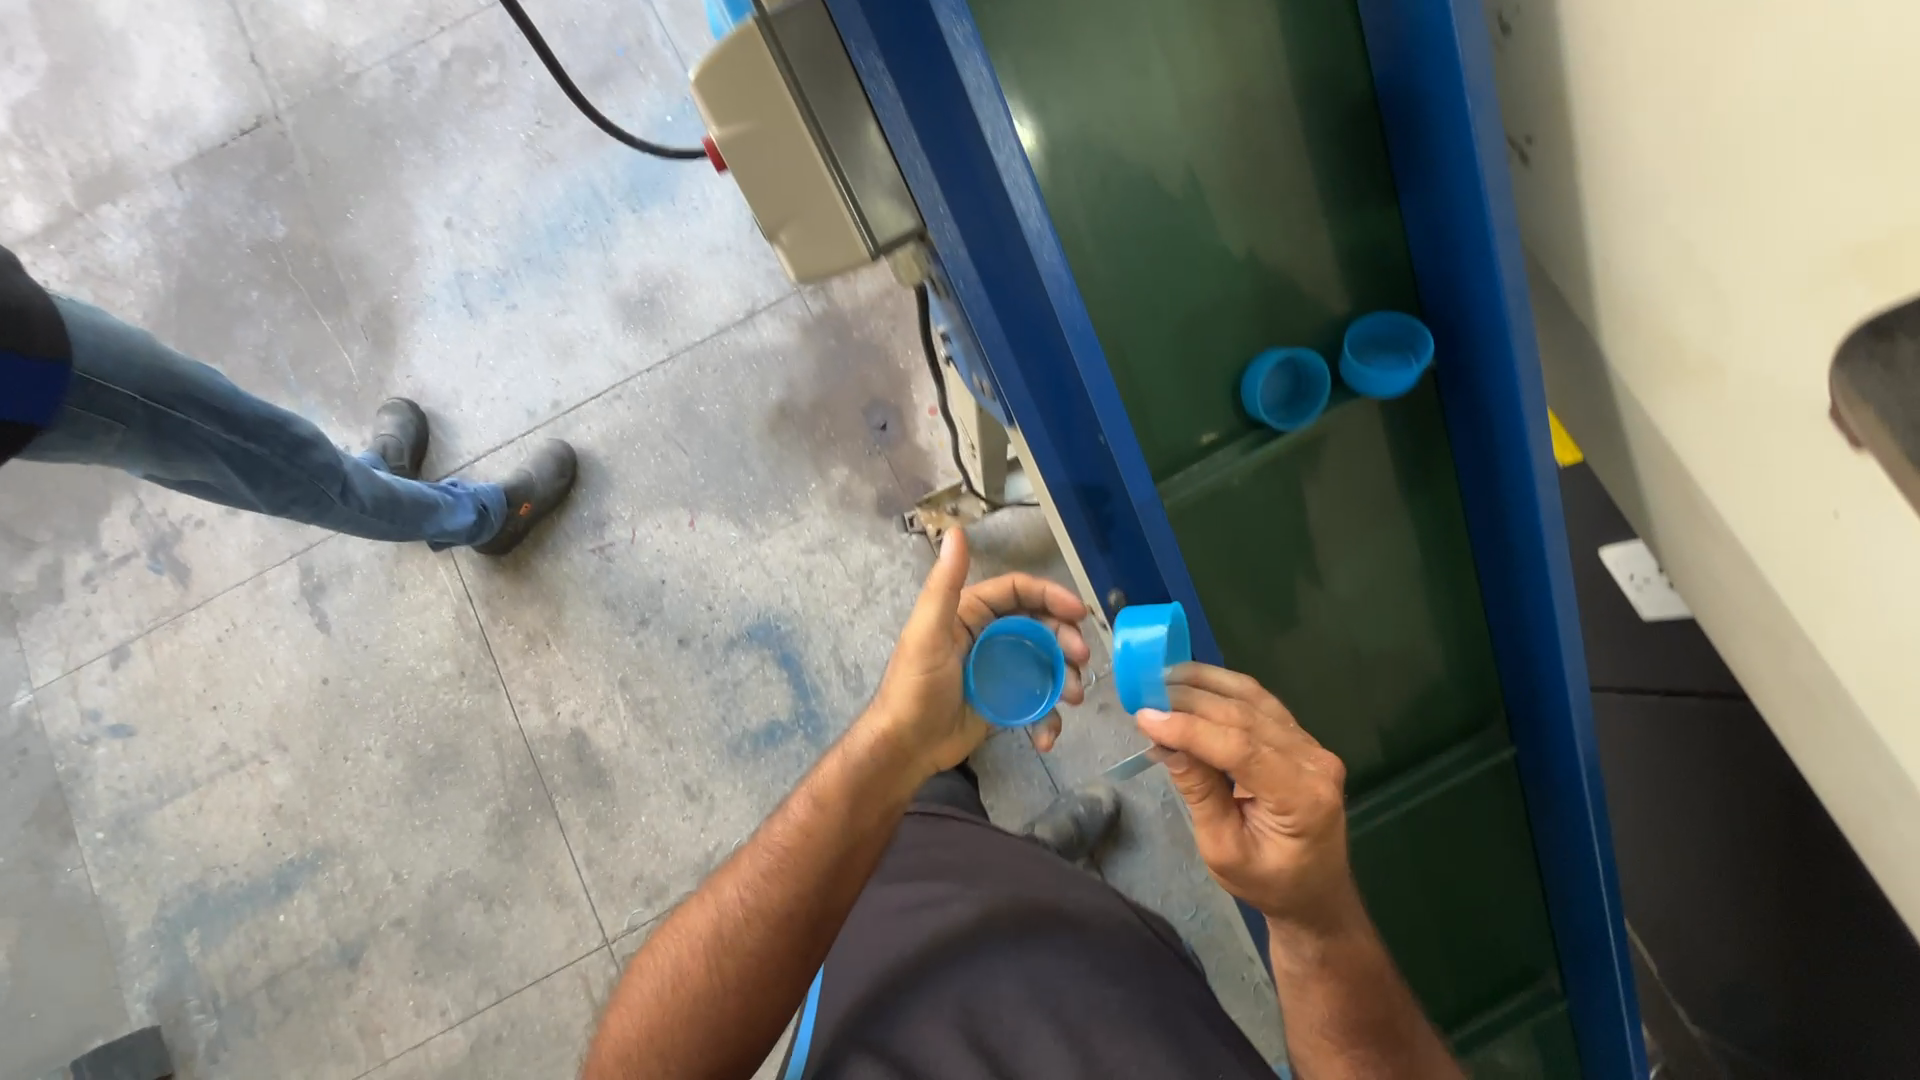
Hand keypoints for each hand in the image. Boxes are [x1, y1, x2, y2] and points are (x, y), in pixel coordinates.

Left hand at [862, 529, 1090, 780]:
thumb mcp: (928, 632)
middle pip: (1041, 627)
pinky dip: (1048, 717)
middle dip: (1066, 640)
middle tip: (1081, 659)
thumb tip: (955, 531)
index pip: (1019, 591)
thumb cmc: (914, 686)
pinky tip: (1046, 735)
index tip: (1078, 613)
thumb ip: (944, 584)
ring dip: (1066, 678)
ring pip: (1047, 664)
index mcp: (971, 613)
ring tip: (1072, 698)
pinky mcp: (1005, 703)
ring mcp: (1000, 671)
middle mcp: (989, 636)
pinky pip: (1037, 702)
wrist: (905, 747)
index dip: (1051, 595)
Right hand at [1137, 664, 1356, 931]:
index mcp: (1301, 797)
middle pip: (1244, 716)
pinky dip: (1221, 687)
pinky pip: (1259, 701)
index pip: (1240, 748)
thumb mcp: (1223, 851)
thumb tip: (1165, 744)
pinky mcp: (1300, 737)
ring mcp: (1311, 745)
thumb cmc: (1268, 882)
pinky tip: (1192, 680)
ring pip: (1252, 698)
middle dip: (1189, 701)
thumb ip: (1199, 793)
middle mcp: (1313, 761)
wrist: (1315, 893)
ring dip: (1204, 683)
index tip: (1144, 717)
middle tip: (1142, 693)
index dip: (1189, 729)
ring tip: (1161, 677)